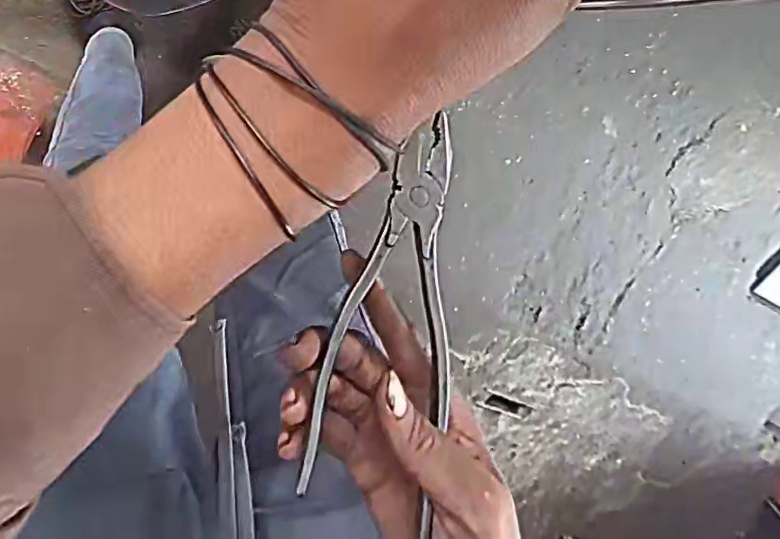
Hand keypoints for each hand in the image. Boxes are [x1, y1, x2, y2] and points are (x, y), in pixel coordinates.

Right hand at [275, 254, 518, 538]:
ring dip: (306, 391)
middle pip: (356, 359)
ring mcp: (380, 432)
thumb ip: (427, 440)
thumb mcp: (472, 490)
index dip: (376, 300)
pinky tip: (292, 439)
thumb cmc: (488, 538)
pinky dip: (303, 430)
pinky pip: (324, 431)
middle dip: (323, 347)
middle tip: (298, 354)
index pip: (402, 338)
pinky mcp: (362, 460)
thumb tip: (390, 388)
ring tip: (291, 408)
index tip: (353, 267)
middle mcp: (404, 406)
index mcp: (437, 400)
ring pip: (333, 390)